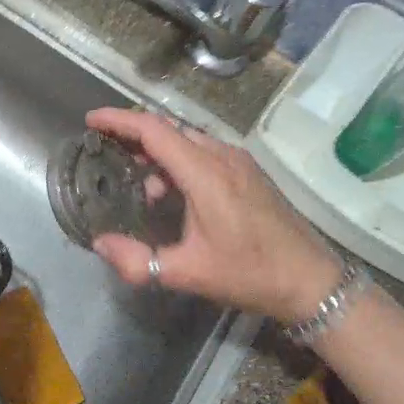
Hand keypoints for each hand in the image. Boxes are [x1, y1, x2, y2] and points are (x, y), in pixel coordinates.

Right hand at [85, 108, 342, 323]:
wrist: (313, 283)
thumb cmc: (250, 274)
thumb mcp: (188, 273)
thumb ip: (138, 261)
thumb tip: (100, 244)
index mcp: (205, 173)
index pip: (154, 130)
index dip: (119, 120)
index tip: (91, 121)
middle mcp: (222, 157)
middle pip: (169, 130)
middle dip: (134, 137)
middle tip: (108, 155)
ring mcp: (240, 162)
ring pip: (188, 141)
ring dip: (159, 155)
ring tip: (144, 190)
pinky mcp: (250, 173)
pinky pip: (204, 152)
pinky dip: (180, 162)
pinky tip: (176, 196)